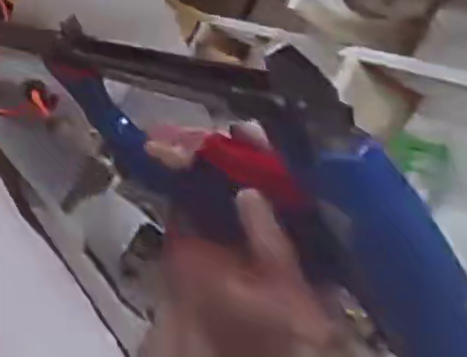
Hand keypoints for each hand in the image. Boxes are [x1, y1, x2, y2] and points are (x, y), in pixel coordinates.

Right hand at [145, 127, 340, 356]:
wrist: (208, 353)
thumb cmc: (268, 339)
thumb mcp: (292, 306)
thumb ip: (276, 251)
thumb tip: (250, 194)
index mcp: (310, 242)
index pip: (302, 187)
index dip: (280, 156)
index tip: (251, 131)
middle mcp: (270, 220)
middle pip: (251, 169)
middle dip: (225, 147)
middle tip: (202, 137)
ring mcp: (224, 215)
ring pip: (212, 167)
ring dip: (190, 149)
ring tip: (168, 145)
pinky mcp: (185, 213)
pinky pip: (178, 178)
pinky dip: (166, 160)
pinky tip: (155, 149)